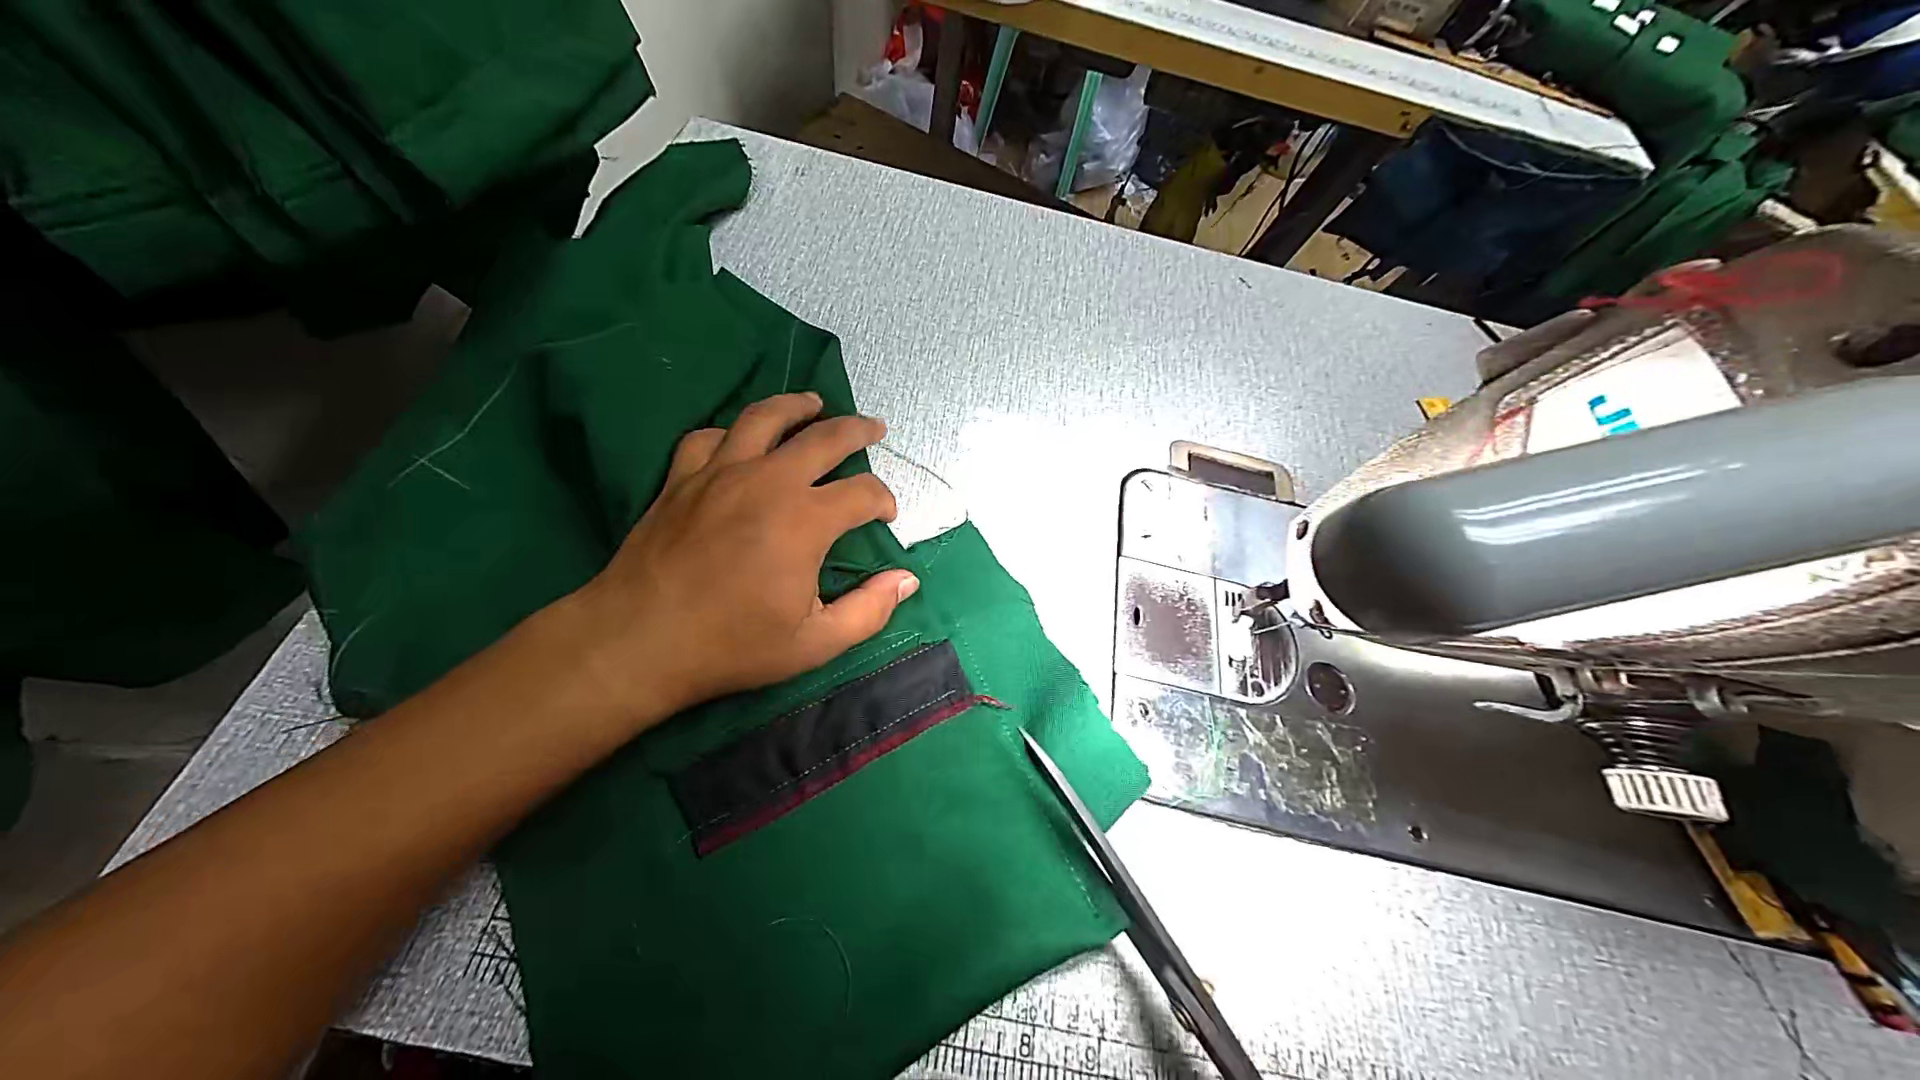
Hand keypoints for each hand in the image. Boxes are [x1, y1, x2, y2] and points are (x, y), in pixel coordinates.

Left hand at [563, 392, 916, 726]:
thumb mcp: (814, 643)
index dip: (884, 500)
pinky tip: (738, 439)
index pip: (863, 492)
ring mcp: (720, 473)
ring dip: (796, 406)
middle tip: (874, 428)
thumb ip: (869, 610)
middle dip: (857, 430)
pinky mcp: (682, 478)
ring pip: (764, 418)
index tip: (885, 516)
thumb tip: (906, 580)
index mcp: (805, 520)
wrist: (638, 641)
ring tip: (813, 403)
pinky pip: (708, 437)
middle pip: (824, 437)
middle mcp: (768, 481)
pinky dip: (730, 432)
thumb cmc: (731, 645)